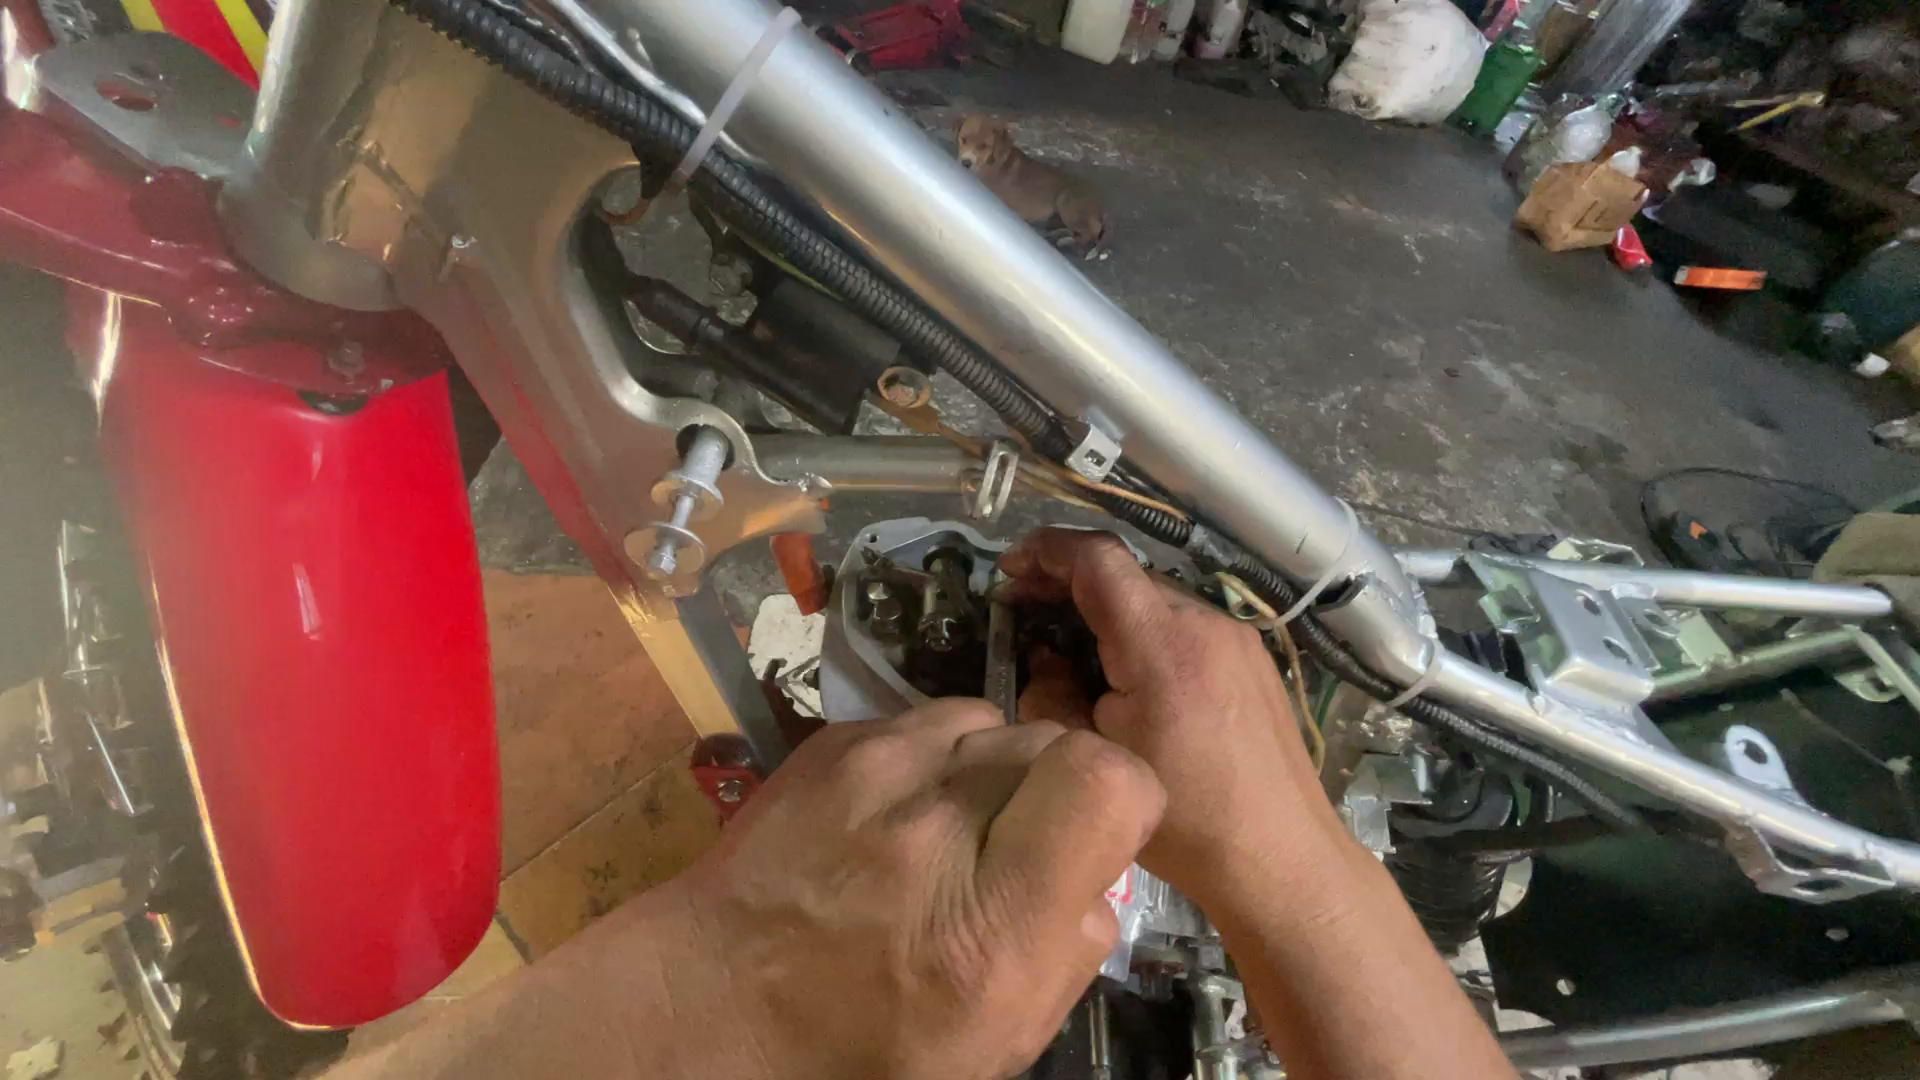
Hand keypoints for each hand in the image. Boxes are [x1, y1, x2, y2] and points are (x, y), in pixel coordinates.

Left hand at [669, 699, 1163, 1079]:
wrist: (710, 998)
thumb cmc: (857, 1045)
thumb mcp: (993, 1043)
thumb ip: (1071, 948)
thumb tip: (1098, 872)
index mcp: (987, 922)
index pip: (1102, 779)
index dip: (1124, 795)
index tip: (1103, 831)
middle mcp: (935, 824)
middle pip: (1053, 739)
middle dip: (1058, 785)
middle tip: (1017, 840)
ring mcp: (876, 765)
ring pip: (994, 719)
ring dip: (996, 766)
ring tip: (957, 820)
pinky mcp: (838, 737)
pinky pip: (930, 719)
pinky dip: (941, 756)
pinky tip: (904, 805)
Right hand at [999, 528, 1344, 901]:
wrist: (1283, 862)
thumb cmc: (1186, 821)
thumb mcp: (1097, 757)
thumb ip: (1053, 694)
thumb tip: (1042, 656)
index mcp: (1162, 645)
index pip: (1099, 559)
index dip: (1046, 550)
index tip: (1008, 569)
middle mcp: (1205, 623)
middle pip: (1124, 573)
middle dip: (1066, 579)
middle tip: (1023, 606)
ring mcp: (1235, 637)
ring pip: (1152, 596)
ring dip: (1103, 604)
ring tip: (1066, 639)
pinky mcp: (1249, 658)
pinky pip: (1180, 622)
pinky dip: (1138, 626)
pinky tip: (1120, 666)